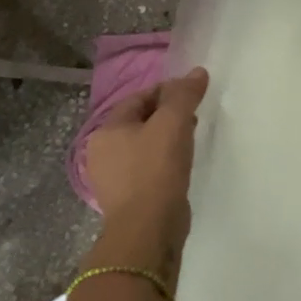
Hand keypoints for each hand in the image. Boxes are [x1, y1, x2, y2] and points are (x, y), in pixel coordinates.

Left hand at [86, 67, 210, 221]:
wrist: (148, 228)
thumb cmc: (156, 168)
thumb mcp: (173, 122)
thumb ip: (184, 94)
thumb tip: (197, 72)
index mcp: (107, 131)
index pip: (139, 97)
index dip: (167, 90)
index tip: (193, 94)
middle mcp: (103, 152)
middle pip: (141, 120)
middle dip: (169, 114)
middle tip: (194, 115)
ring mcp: (113, 177)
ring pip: (146, 144)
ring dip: (168, 136)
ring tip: (192, 138)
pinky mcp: (128, 196)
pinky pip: (148, 166)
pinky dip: (165, 159)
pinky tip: (182, 163)